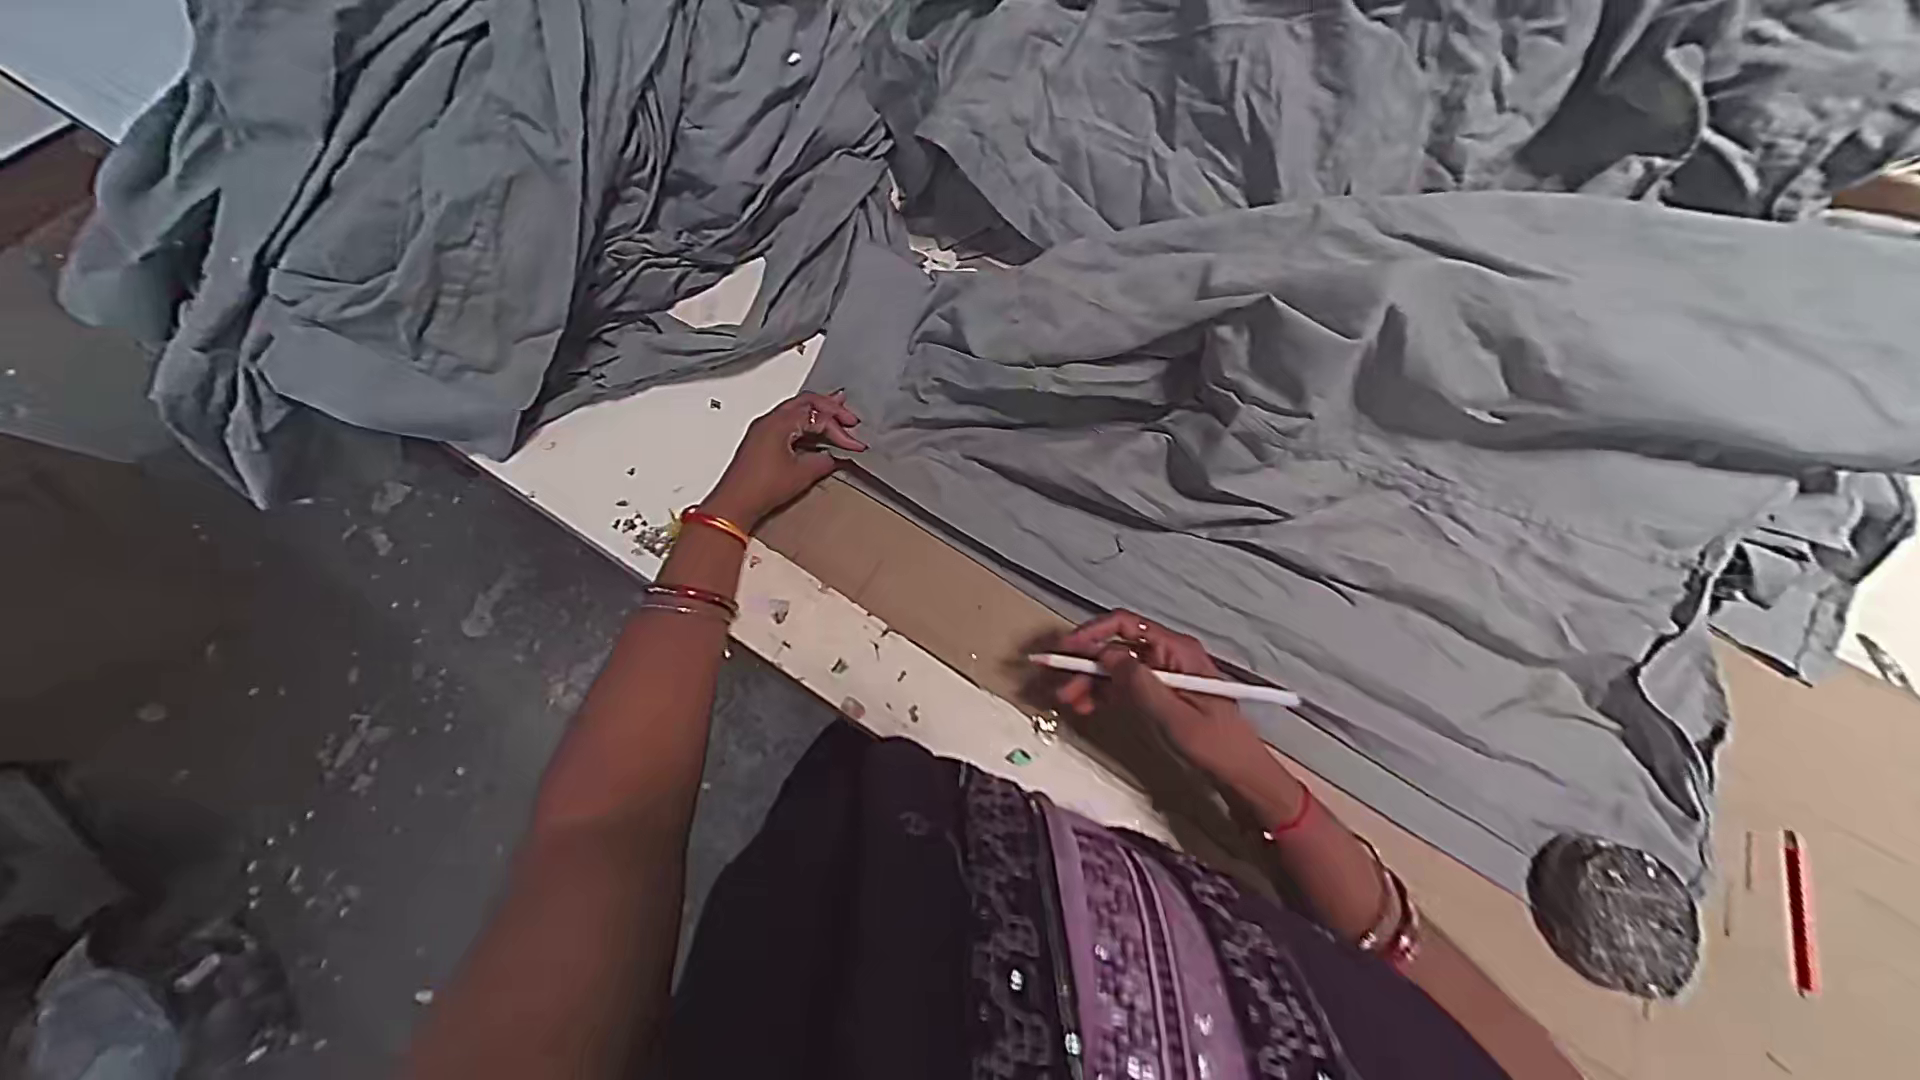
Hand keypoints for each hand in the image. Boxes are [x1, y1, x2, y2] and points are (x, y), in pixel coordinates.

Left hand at [701, 391, 866, 529]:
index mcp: (779, 422)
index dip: (840, 429)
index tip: (855, 444)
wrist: (735, 504)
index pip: (817, 416)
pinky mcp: (762, 442)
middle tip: (849, 415)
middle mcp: (770, 421)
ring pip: (796, 411)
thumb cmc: (761, 487)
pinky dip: (806, 424)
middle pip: (805, 403)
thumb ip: (823, 460)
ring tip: (836, 412)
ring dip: (818, 413)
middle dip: (830, 408)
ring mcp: (764, 430)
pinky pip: (788, 424)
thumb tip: (833, 456)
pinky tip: (816, 431)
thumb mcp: (802, 474)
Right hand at [1052, 611, 1285, 789]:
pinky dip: (1102, 693)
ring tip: (1069, 700)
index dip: (1092, 633)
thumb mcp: (1172, 713)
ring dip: (1089, 681)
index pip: (1126, 625)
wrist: (1239, 775)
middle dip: (1085, 664)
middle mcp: (1166, 655)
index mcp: (1176, 650)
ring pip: (1114, 667)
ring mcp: (1160, 673)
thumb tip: (1105, 655)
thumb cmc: (1215, 744)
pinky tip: (1087, 706)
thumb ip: (1137, 681)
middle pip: (1115, 647)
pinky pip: (1121, 685)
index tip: (1067, 649)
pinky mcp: (1156, 692)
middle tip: (1061, 684)